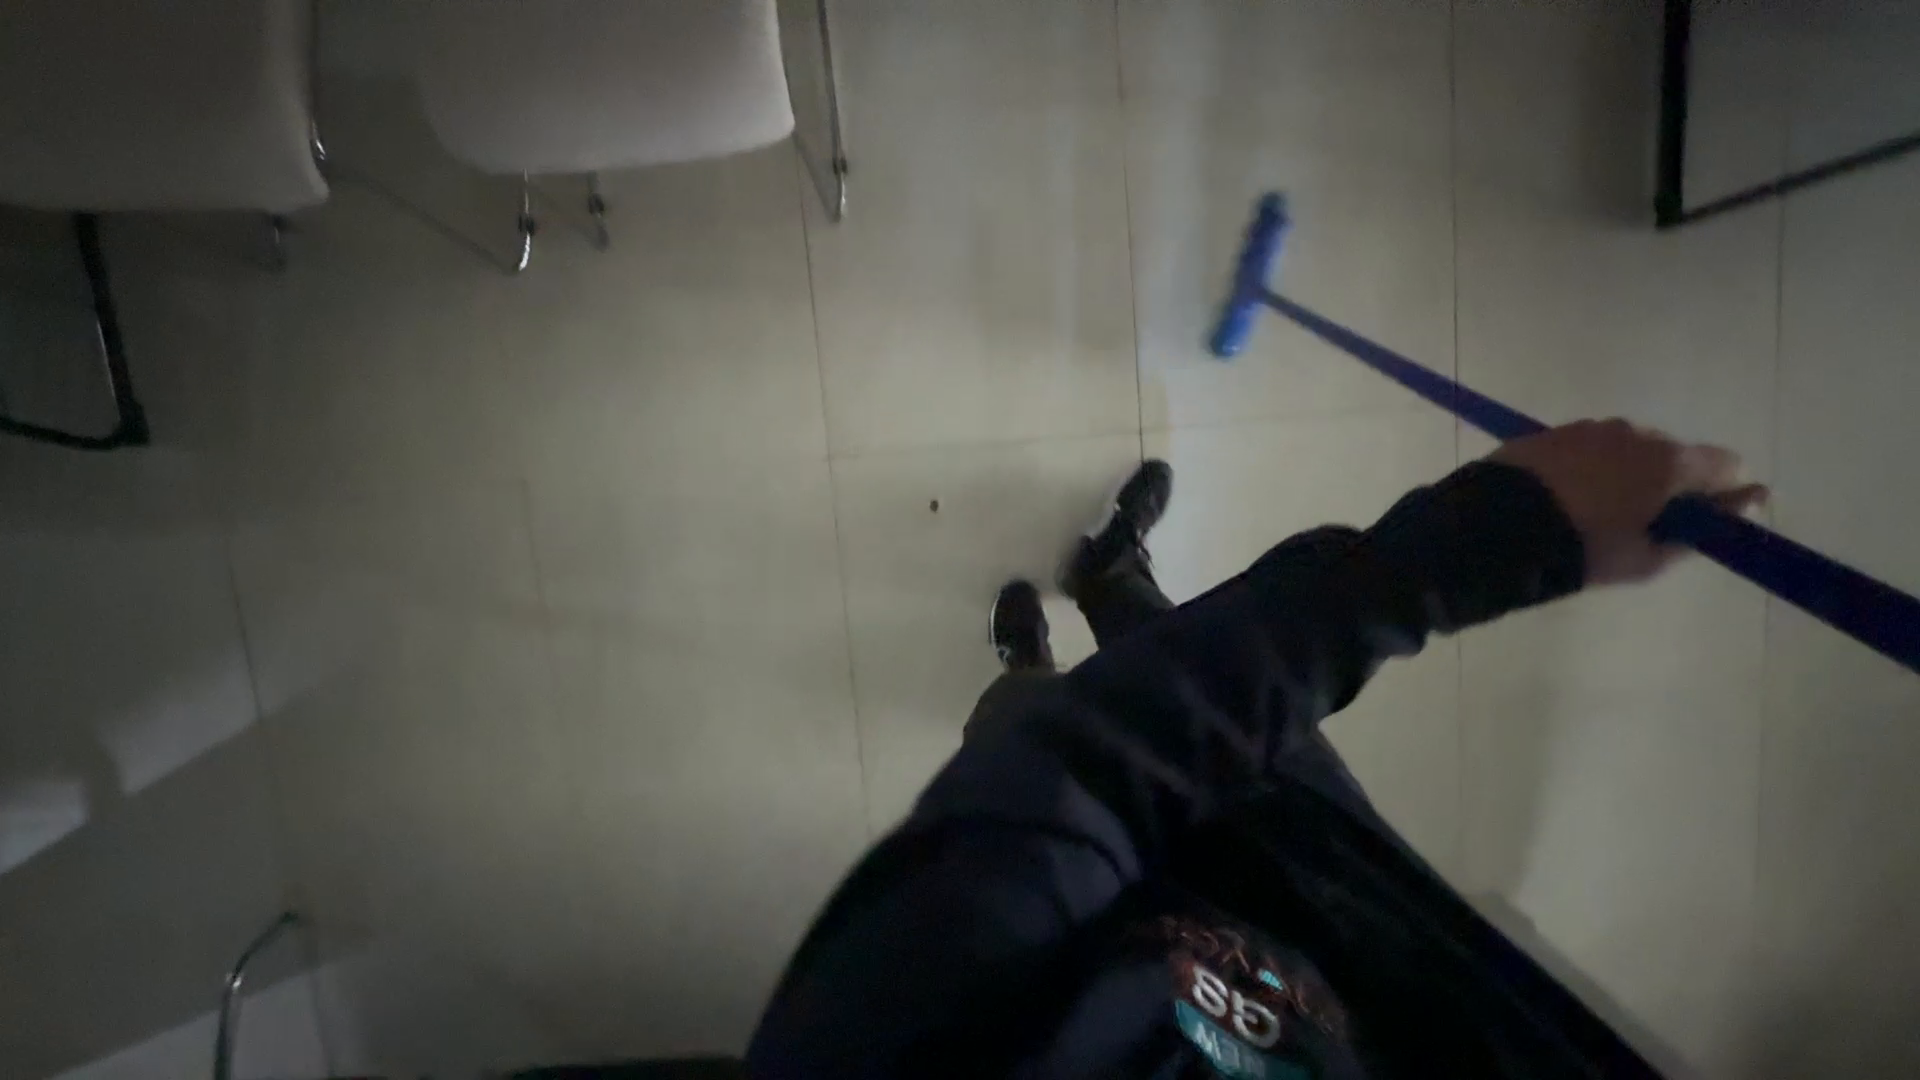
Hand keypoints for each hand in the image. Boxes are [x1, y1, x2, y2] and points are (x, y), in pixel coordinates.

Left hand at [1488, 418, 1768, 585]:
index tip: (1696, 516)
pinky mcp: (1537, 437)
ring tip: (1586, 507)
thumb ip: (1696, 533)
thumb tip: (1739, 507)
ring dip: (1614, 470)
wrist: (1493, 527)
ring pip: (1616, 447)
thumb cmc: (1579, 547)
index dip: (1717, 491)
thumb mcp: (1644, 558)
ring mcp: (1579, 430)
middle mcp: (1630, 433)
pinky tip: (1554, 494)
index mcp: (1668, 461)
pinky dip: (1574, 467)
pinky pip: (1573, 449)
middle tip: (1632, 516)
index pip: (1721, 464)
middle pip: (1664, 452)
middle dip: (1659, 479)